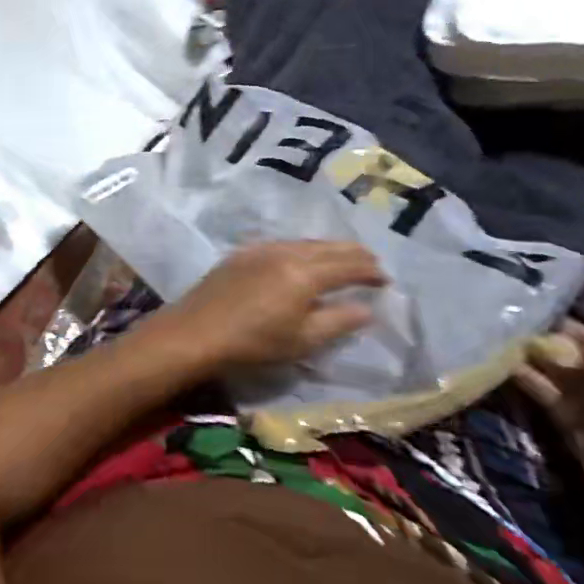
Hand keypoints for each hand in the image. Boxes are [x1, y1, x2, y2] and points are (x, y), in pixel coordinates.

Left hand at [154, 241, 385, 367]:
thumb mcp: (303, 340)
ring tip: (342, 258)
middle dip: (353, 253)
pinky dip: (302, 248)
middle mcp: (286, 252)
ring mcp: (262, 249)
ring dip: (327, 249)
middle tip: (371, 261)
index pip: (347, 266)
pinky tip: (302, 257)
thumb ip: (338, 321)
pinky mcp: (243, 253)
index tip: (386, 278)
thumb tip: (366, 308)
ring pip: (304, 242)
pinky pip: (283, 244)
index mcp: (305, 273)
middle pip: (327, 247)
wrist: (197, 330)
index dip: (369, 271)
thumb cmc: (254, 342)